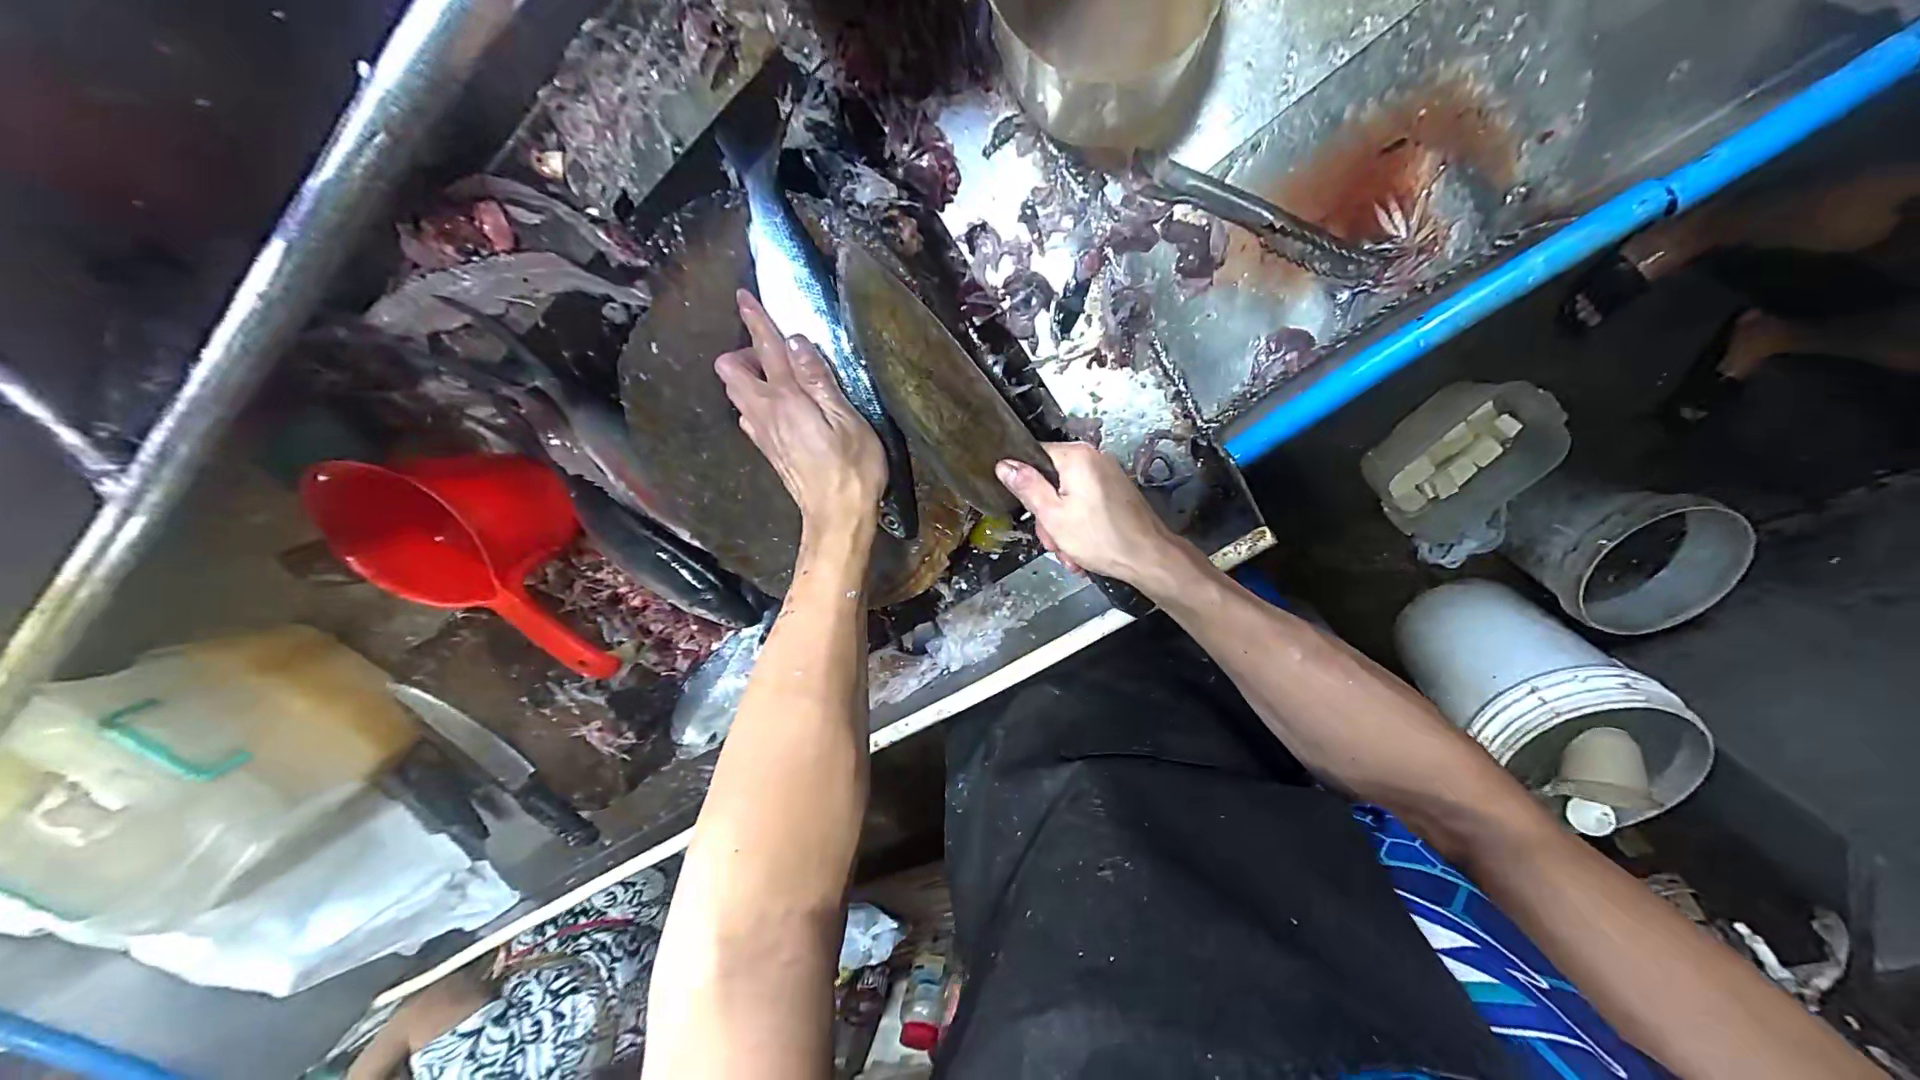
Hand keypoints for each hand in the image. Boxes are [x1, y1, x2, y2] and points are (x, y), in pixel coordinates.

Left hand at [716, 290, 886, 539]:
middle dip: (745, 351)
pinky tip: (783, 408)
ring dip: (749, 375)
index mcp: (787, 399)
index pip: (765, 348)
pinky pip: (748, 414)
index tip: (745, 296)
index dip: (756, 319)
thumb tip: (797, 341)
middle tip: (777, 353)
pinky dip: (757, 400)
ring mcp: (762, 433)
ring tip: (782, 376)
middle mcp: (765, 412)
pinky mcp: (767, 449)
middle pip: (730, 369)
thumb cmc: (852, 470)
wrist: (836, 517)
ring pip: (736, 392)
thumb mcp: (847, 420)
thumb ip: (819, 379)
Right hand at [994, 442, 1185, 585]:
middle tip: (1053, 539)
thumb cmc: (1103, 538)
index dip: (1025, 483)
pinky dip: (1080, 525)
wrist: (1148, 557)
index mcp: (1077, 457)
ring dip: (1063, 526)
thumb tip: (1005, 466)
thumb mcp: (1052, 515)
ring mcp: (1107, 475)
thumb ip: (1027, 487)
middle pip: (1052, 480)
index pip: (1035, 455)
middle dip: (1048, 514)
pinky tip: (1082, 548)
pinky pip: (1086, 504)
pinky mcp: (1115, 492)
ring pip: (1068, 497)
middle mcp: (1094, 459)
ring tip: (1070, 551)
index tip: (1027, 507)